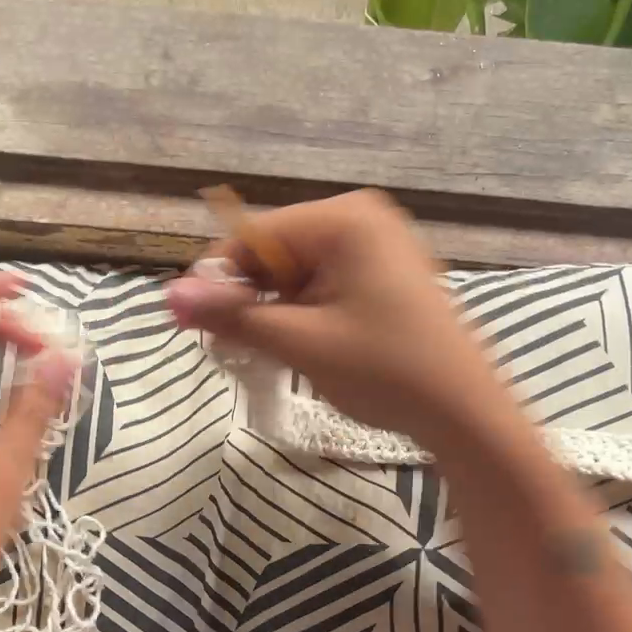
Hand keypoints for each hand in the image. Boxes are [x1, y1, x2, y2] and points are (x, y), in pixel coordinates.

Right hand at [166, 189, 508, 439]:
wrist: (463, 411)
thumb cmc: (384, 371)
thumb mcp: (301, 343)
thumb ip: (234, 315)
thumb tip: (168, 296)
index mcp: (343, 220)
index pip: (252, 236)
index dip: (216, 280)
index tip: (192, 326)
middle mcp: (359, 219)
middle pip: (272, 252)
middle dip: (247, 298)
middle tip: (232, 350)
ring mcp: (375, 246)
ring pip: (293, 273)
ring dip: (272, 312)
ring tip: (270, 354)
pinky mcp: (382, 276)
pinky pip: (321, 286)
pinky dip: (300, 316)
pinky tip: (300, 348)